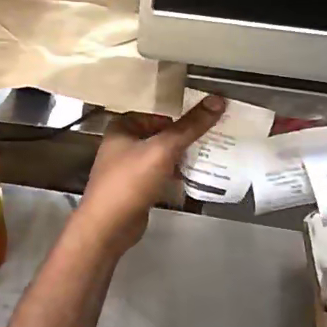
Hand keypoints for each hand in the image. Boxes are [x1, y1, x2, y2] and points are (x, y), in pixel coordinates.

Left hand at [72, 97, 225, 254]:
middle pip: (161, 134)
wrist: (109, 226)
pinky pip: (160, 174)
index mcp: (122, 127)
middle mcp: (123, 143)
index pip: (158, 113)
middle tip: (214, 137)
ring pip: (162, 155)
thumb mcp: (163, 149)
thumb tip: (217, 100)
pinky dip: (175, 174)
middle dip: (185, 138)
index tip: (208, 119)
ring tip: (210, 154)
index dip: (182, 115)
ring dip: (182, 156)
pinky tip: (194, 176)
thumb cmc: (130, 181)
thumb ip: (190, 126)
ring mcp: (128, 167)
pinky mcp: (136, 188)